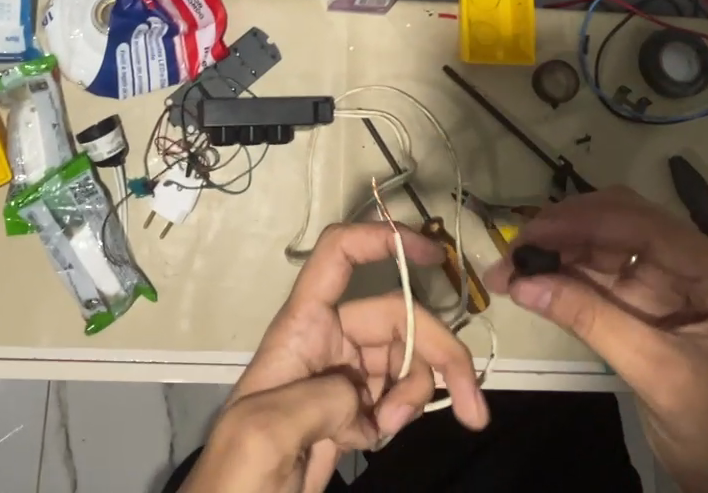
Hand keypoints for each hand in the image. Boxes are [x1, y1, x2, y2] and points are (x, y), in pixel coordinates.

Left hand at [184, 222, 489, 492]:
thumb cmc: (235, 482)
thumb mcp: (264, 434)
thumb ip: (319, 398)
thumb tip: (361, 392)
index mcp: (300, 328)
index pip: (338, 256)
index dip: (382, 239)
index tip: (434, 254)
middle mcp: (324, 341)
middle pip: (395, 316)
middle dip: (438, 350)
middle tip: (471, 403)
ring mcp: (341, 377)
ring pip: (404, 356)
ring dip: (419, 390)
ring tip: (392, 428)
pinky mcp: (353, 413)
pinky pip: (397, 393)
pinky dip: (403, 412)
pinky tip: (379, 436)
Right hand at [480, 186, 707, 492]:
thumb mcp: (655, 374)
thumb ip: (589, 319)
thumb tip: (519, 283)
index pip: (649, 229)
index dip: (585, 224)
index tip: (531, 232)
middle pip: (628, 222)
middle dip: (568, 230)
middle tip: (515, 248)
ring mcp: (682, 275)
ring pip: (612, 239)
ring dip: (562, 247)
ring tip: (512, 264)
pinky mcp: (659, 292)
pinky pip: (608, 267)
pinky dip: (570, 269)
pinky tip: (534, 276)